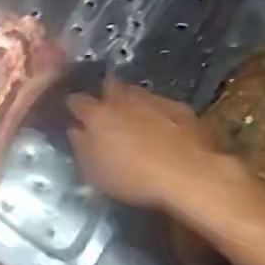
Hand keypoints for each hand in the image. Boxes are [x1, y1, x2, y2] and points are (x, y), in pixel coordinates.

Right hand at [66, 77, 240, 209]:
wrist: (192, 176)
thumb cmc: (135, 178)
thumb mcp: (95, 171)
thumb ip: (81, 146)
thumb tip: (75, 130)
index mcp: (97, 115)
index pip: (77, 101)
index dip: (73, 106)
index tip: (72, 113)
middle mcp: (124, 101)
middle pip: (109, 86)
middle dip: (104, 93)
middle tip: (105, 109)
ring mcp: (155, 101)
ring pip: (137, 92)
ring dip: (131, 100)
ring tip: (133, 116)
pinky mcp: (182, 109)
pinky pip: (163, 104)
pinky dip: (158, 111)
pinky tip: (163, 125)